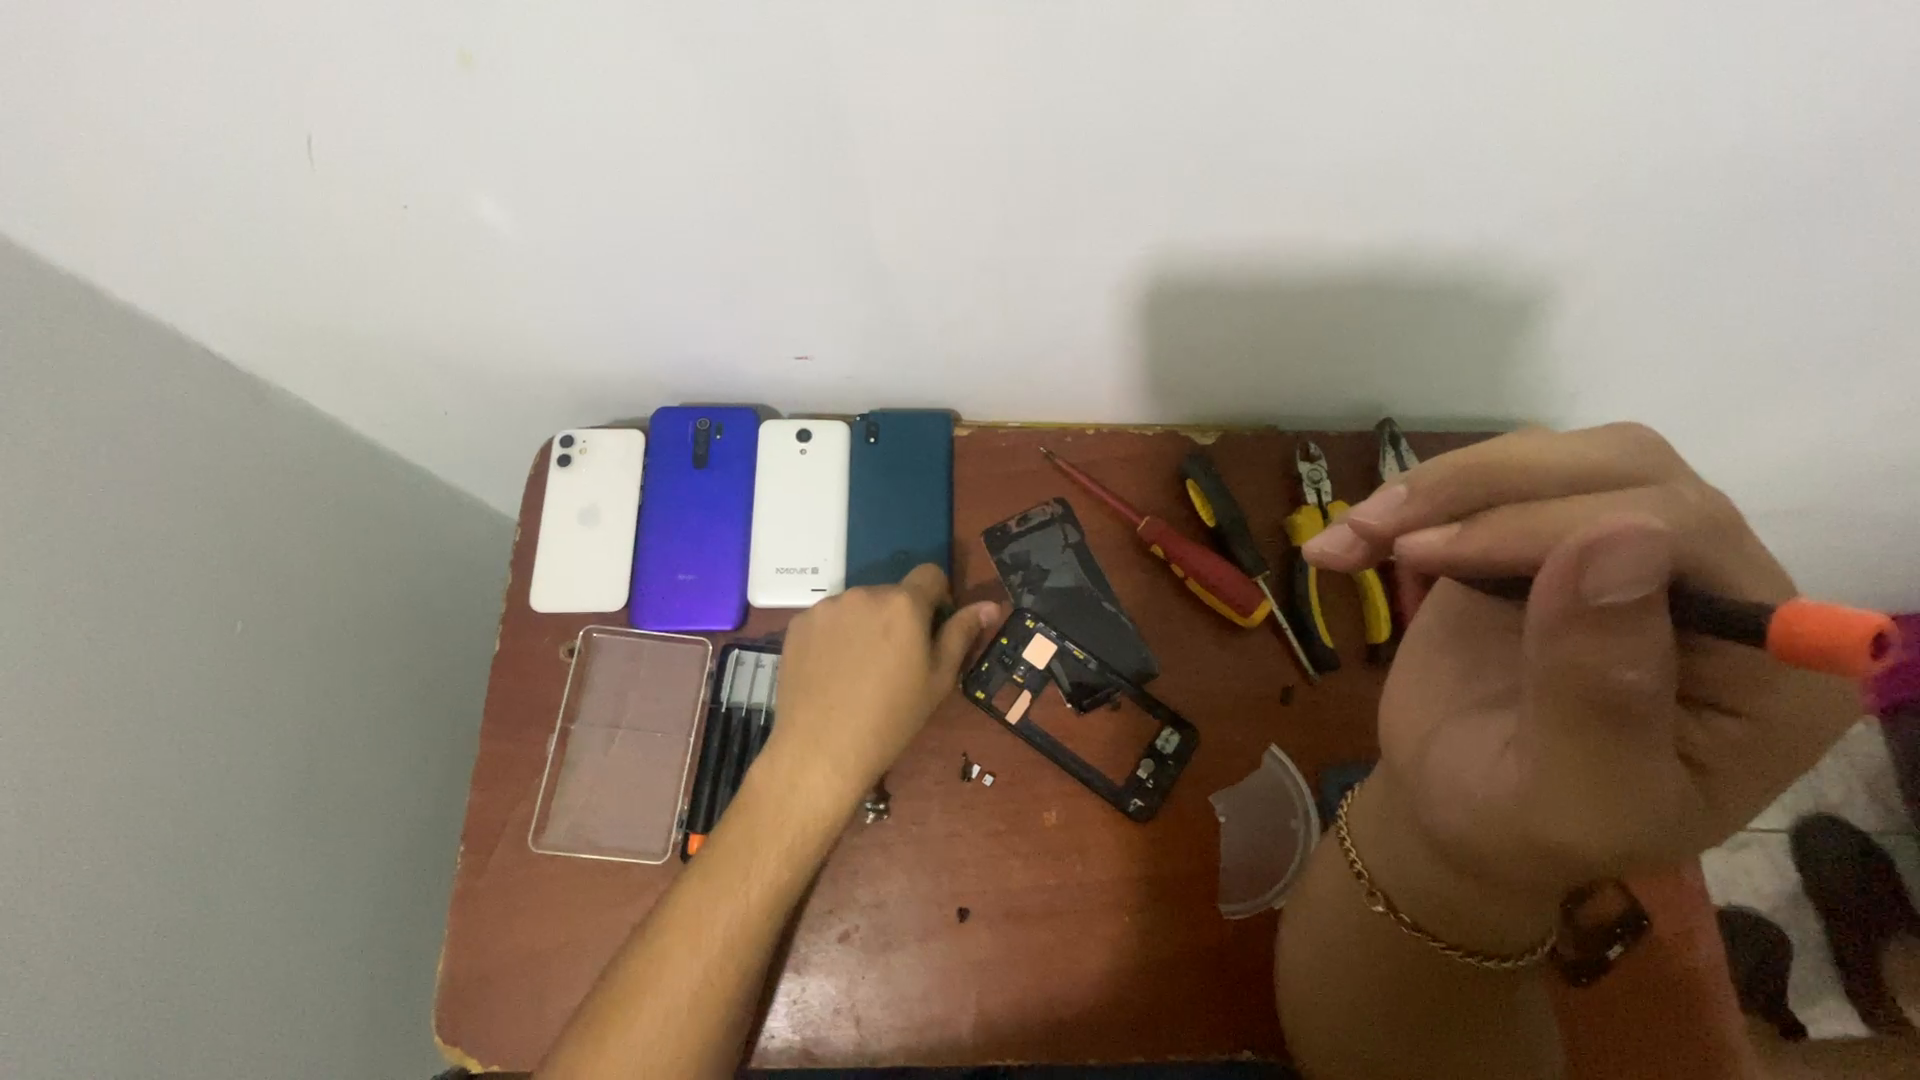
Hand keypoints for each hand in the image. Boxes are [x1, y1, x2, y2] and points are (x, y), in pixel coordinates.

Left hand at [761, 565, 1000, 808]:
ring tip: (859, 671)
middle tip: (895, 662)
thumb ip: (962, 634)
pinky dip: (835, 637)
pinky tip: (832, 672)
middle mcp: (864, 593)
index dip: (938, 599)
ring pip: (858, 607)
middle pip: (892, 594)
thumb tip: (990, 605)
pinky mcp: (798, 624)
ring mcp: (827, 607)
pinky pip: (828, 620)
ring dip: (866, 625)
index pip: (930, 575)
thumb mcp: (938, 679)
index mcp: (904, 603)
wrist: (821, 749)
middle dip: (899, 617)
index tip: (931, 632)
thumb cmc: (892, 718)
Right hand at [1305, 423, 1859, 902]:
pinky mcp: (1527, 545)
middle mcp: (1704, 582)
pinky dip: (1408, 503)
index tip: (1431, 558)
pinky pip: (1483, 488)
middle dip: (1483, 488)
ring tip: (1347, 539)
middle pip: (1615, 467)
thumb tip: (1620, 536)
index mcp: (1760, 654)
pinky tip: (1346, 545)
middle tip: (1382, 533)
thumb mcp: (1576, 795)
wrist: (1455, 814)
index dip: (1550, 524)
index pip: (1682, 531)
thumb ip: (1603, 686)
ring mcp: (1611, 553)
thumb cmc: (1524, 827)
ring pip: (1544, 461)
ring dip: (1435, 489)